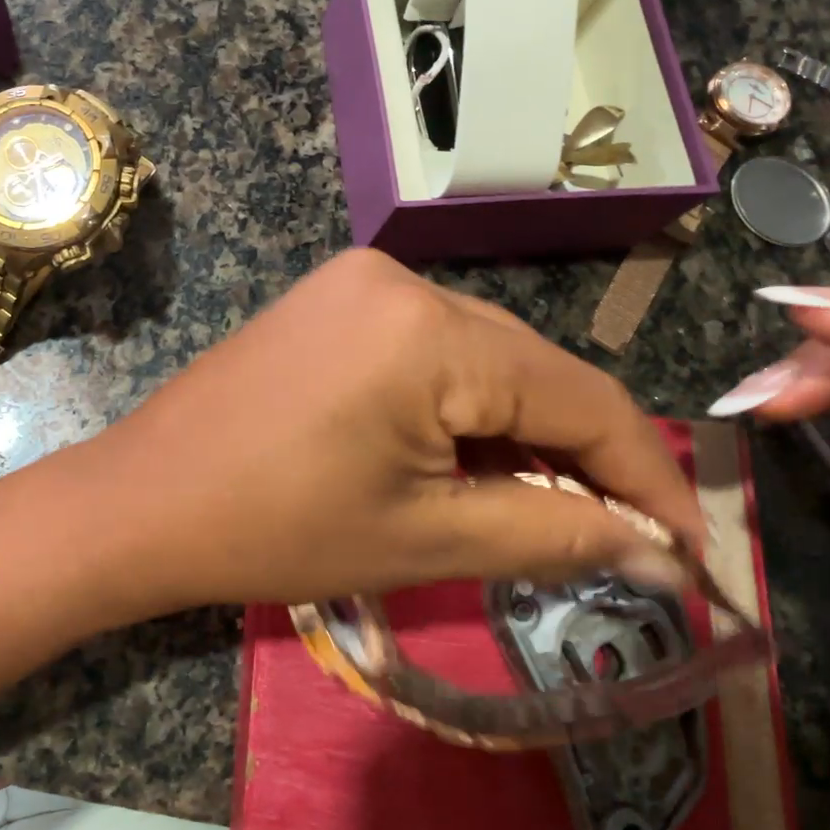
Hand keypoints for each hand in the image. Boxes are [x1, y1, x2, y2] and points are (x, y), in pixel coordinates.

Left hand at [76, 249, 705, 616]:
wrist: (141, 502)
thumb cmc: (274, 529)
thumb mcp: (425, 540)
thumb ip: (554, 533)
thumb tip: (662, 549)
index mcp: (432, 330)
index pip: (583, 396)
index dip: (647, 474)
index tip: (688, 548)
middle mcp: (403, 280)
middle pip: (533, 369)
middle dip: (581, 454)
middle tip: (620, 538)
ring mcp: (359, 283)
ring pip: (482, 358)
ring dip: (520, 431)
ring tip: (544, 509)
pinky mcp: (331, 302)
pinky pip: (428, 350)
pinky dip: (461, 406)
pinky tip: (468, 460)